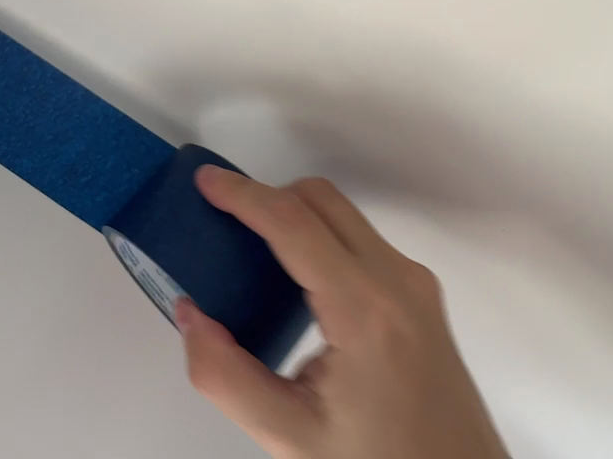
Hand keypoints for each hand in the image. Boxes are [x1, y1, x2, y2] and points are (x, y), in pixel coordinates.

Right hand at [177, 168, 509, 458]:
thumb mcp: (289, 438)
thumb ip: (226, 376)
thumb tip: (190, 313)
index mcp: (365, 311)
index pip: (294, 224)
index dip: (245, 195)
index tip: (206, 180)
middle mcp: (397, 280)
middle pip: (322, 200)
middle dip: (268, 196)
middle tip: (224, 218)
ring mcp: (415, 282)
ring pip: (344, 214)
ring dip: (295, 214)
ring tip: (252, 248)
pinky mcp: (421, 293)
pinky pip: (362, 239)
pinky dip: (321, 236)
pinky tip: (297, 278)